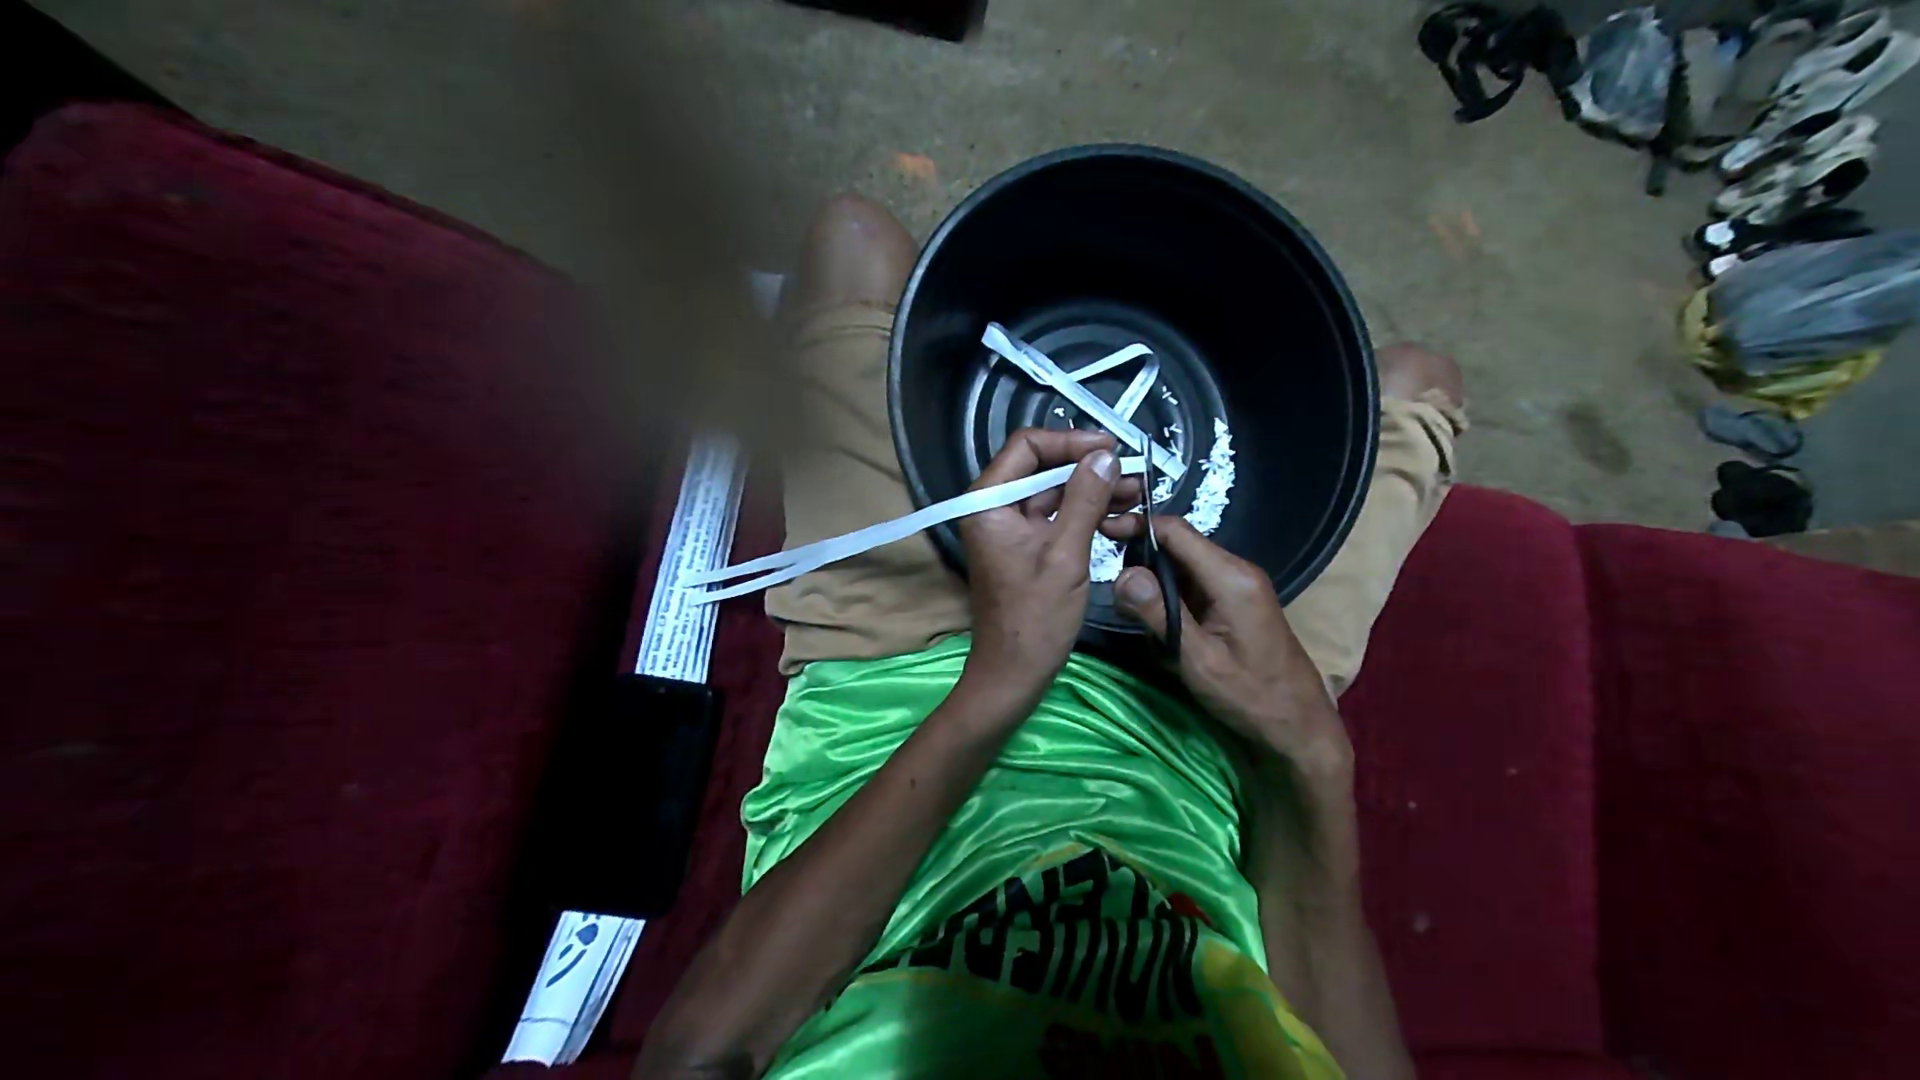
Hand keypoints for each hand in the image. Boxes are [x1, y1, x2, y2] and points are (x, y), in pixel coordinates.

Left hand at [957, 429, 1141, 709]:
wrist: (1014, 672)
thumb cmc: (1035, 617)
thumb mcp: (1066, 555)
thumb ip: (1084, 500)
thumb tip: (1106, 456)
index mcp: (988, 502)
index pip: (1027, 446)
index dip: (1070, 441)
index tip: (1111, 449)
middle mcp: (994, 507)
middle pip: (1043, 467)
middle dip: (1089, 468)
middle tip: (1135, 474)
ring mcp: (1010, 527)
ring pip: (1055, 492)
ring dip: (1094, 491)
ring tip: (1138, 493)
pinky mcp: (1026, 545)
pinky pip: (1057, 517)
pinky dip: (1086, 514)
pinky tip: (1120, 516)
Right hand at [1100, 515, 1350, 773]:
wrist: (1298, 726)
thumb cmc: (1251, 695)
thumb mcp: (1198, 659)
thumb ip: (1159, 614)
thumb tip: (1122, 574)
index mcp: (1231, 577)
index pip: (1176, 531)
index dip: (1137, 526)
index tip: (1102, 531)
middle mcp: (1236, 571)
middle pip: (1178, 545)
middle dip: (1140, 558)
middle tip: (1109, 583)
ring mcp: (1237, 586)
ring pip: (1182, 565)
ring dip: (1152, 579)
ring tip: (1127, 606)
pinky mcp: (1234, 601)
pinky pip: (1193, 584)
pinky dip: (1168, 594)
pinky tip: (1153, 618)